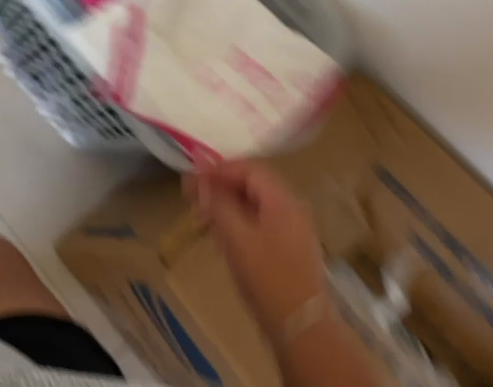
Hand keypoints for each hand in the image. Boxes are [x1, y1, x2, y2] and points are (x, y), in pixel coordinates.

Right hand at [184, 160, 325, 335]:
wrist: (301, 326)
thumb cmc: (266, 275)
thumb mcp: (234, 233)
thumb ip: (216, 197)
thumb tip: (198, 166)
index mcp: (283, 201)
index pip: (248, 168)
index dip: (218, 168)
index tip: (191, 178)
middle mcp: (291, 210)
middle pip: (251, 184)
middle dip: (220, 186)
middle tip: (192, 196)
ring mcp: (292, 231)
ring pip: (253, 204)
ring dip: (225, 204)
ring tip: (201, 215)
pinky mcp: (287, 250)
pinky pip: (258, 222)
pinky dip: (236, 221)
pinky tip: (220, 234)